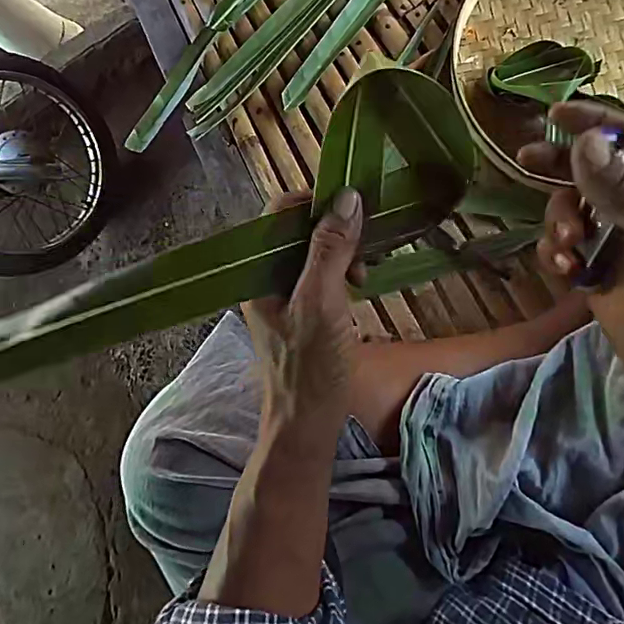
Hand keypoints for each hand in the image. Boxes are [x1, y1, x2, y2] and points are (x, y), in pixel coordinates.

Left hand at [242, 189, 365, 427]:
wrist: (307, 425)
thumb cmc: (310, 367)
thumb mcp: (322, 303)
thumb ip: (330, 250)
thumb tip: (347, 198)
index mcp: (257, 269)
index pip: (280, 212)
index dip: (316, 202)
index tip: (354, 209)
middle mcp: (264, 275)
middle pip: (299, 229)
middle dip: (336, 231)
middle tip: (365, 250)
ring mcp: (281, 292)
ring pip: (313, 251)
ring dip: (343, 254)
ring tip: (364, 275)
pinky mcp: (299, 308)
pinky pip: (320, 274)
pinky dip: (341, 274)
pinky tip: (358, 289)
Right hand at [516, 101, 623, 401]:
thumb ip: (623, 190)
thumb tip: (583, 141)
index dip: (594, 121)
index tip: (554, 114)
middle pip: (589, 170)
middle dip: (557, 165)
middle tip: (524, 159)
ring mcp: (615, 241)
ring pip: (569, 209)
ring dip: (557, 219)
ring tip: (566, 244)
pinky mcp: (595, 273)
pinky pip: (561, 247)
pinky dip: (553, 252)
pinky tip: (562, 269)